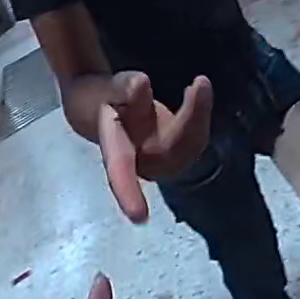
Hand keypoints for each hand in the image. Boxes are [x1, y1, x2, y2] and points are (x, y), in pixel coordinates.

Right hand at [97, 71, 212, 222]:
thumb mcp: (102, 88)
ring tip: (201, 83)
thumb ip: (121, 88)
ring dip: (200, 114)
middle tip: (200, 83)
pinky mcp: (175, 154)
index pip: (121, 169)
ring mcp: (160, 161)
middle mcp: (140, 163)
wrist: (98, 109)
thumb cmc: (98, 99)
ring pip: (188, 147)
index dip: (128, 192)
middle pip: (171, 150)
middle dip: (191, 118)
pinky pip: (194, 140)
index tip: (138, 215)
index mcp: (115, 149)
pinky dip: (200, 115)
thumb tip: (141, 84)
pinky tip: (199, 92)